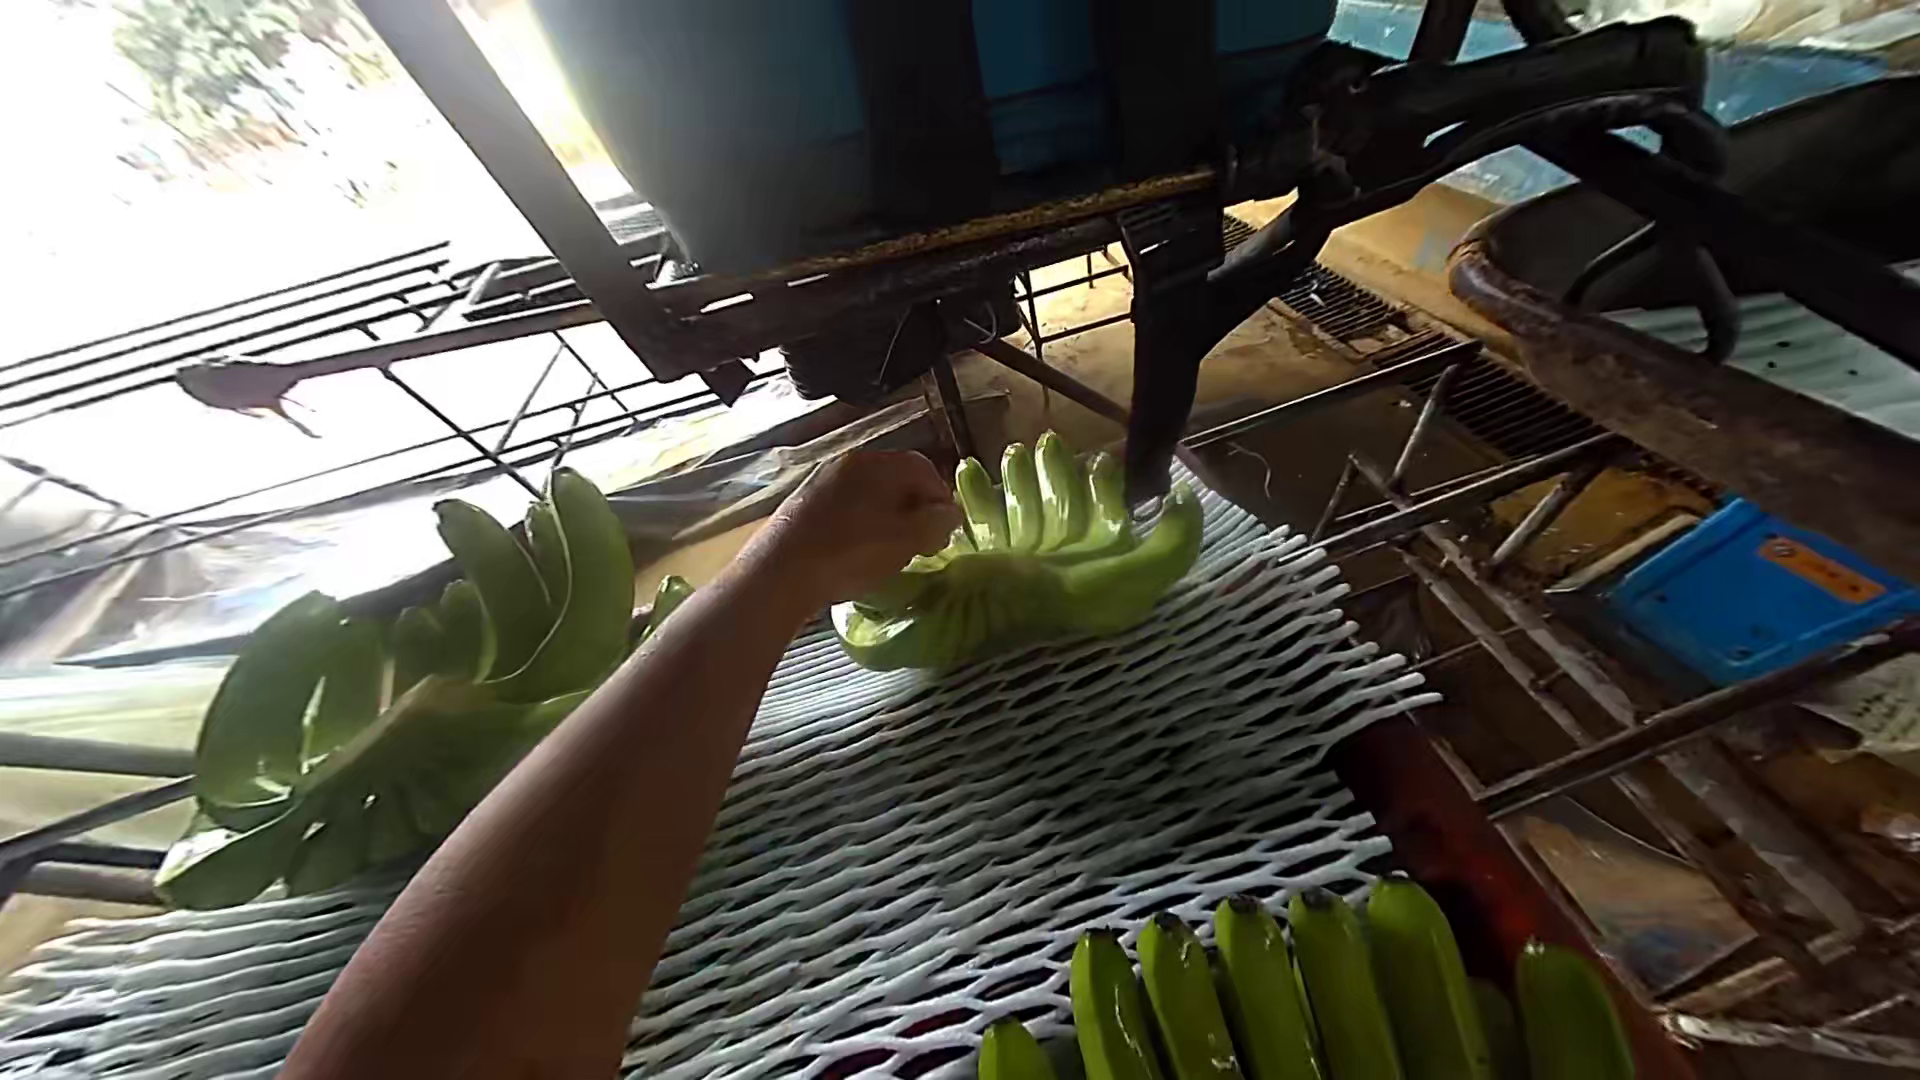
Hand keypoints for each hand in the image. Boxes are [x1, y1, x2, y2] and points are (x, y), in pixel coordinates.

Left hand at [740, 450, 961, 613]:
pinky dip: (863, 523)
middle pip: (897, 479)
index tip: (946, 531)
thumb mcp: (907, 540)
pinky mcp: (805, 502)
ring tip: (893, 550)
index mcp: (880, 463)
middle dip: (916, 509)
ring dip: (890, 517)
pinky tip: (859, 549)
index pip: (924, 469)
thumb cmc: (852, 552)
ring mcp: (824, 479)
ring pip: (871, 493)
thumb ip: (936, 522)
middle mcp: (852, 461)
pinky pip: (847, 506)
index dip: (941, 499)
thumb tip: (950, 512)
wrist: (780, 572)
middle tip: (923, 543)